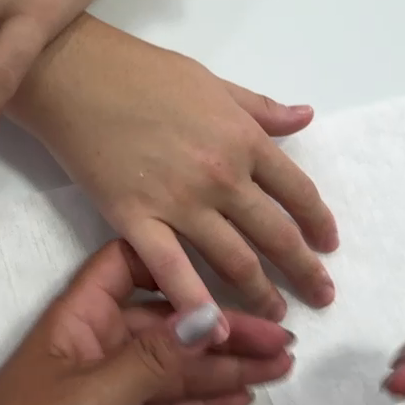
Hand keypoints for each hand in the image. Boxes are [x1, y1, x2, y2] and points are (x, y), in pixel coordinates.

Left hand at [0, 241, 294, 404]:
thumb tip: (211, 316)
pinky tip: (244, 397)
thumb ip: (154, 358)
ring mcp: (110, 393)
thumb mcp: (91, 397)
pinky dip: (206, 404)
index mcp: (81, 320)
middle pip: (170, 326)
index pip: (128, 266)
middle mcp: (100, 348)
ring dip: (226, 368)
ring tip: (281, 367)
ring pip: (178, 371)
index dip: (174, 261)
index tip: (229, 266)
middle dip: (224, 331)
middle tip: (283, 341)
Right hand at [12, 18, 338, 319]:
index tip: (328, 244)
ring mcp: (180, 202)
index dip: (319, 222)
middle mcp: (223, 176)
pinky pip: (172, 270)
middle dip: (305, 270)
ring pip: (234, 259)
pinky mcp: (136, 220)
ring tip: (278, 317)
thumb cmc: (145, 73)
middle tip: (322, 296)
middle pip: (275, 234)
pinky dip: (196, 303)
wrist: (76, 74)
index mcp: (245, 140)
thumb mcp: (214, 83)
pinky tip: (217, 330)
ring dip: (262, 294)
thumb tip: (306, 116)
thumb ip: (261, 108)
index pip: (298, 192)